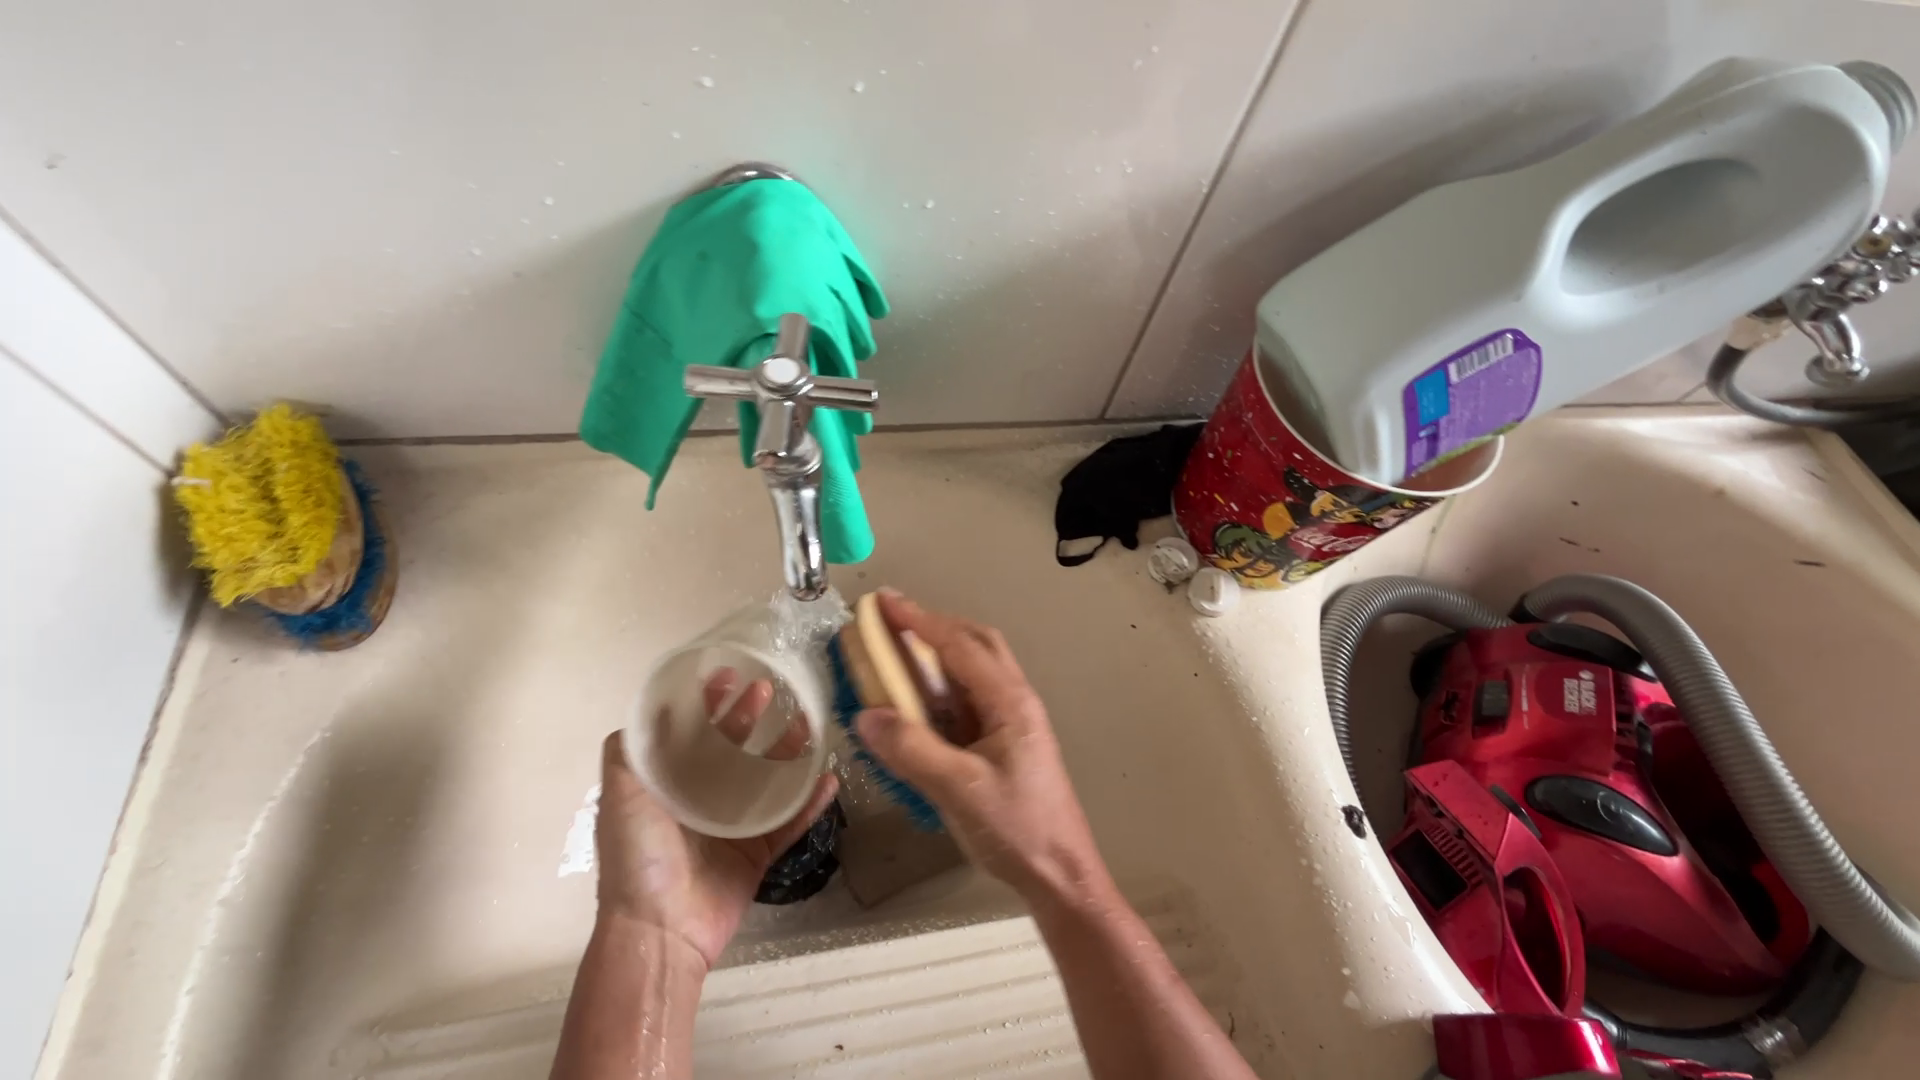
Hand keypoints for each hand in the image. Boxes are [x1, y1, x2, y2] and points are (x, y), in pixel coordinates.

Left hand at [594, 681, 835, 966]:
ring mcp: (734, 826)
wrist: (660, 931)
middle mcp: (702, 799)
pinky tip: (830, 778)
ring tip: (809, 724)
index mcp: (669, 784)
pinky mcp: (758, 853)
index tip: (729, 674)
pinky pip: (791, 821)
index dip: (709, 702)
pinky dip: (811, 802)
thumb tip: (653, 707)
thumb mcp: (621, 796)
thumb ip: (628, 752)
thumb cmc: (638, 857)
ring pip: (768, 779)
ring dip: (788, 751)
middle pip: (733, 749)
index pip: (692, 732)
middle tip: (769, 690)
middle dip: (750, 716)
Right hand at [854, 590, 1111, 906]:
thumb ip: (913, 750)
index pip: (960, 646)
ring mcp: (1010, 722)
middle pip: (975, 644)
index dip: (920, 621)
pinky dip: (940, 688)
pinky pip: (968, 700)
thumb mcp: (960, 790)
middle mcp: (1014, 701)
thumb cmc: (1017, 828)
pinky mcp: (1003, 744)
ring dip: (937, 654)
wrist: (1059, 873)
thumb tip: (866, 715)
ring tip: (897, 654)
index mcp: (1010, 702)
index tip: (883, 603)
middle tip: (892, 621)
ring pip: (973, 670)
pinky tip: (916, 703)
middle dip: (934, 625)